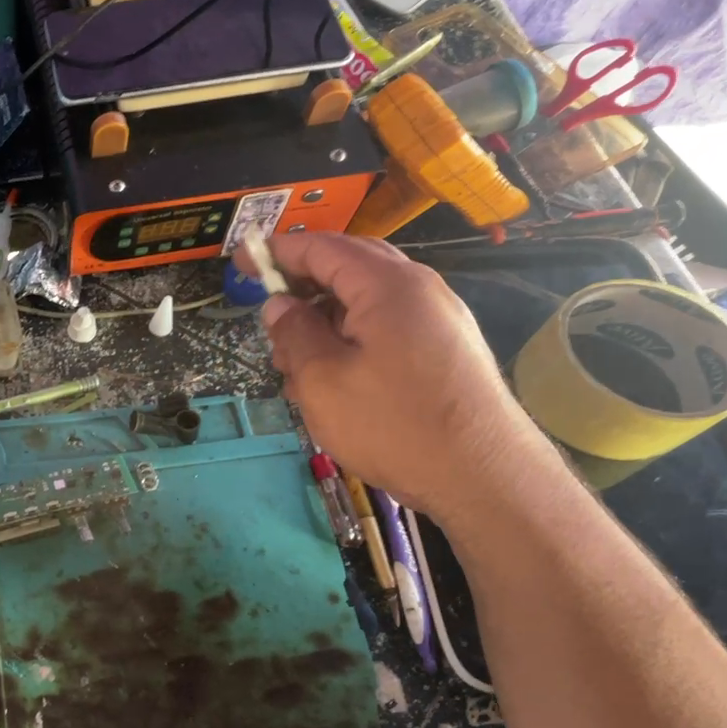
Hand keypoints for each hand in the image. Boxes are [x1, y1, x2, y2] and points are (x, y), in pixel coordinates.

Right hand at [240, 232, 560, 519]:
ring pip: (366, 301)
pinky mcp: (446, 350)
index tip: (241, 260)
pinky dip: (351, 338)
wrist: (485, 479)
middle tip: (269, 315)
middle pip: (349, 266)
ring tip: (294, 366)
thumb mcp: (322, 380)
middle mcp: (420, 290)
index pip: (323, 247)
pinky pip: (387, 326)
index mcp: (388, 286)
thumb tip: (280, 305)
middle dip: (302, 285)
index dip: (277, 251)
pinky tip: (332, 379)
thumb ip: (294, 333)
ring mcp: (439, 320)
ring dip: (323, 320)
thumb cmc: (394, 425)